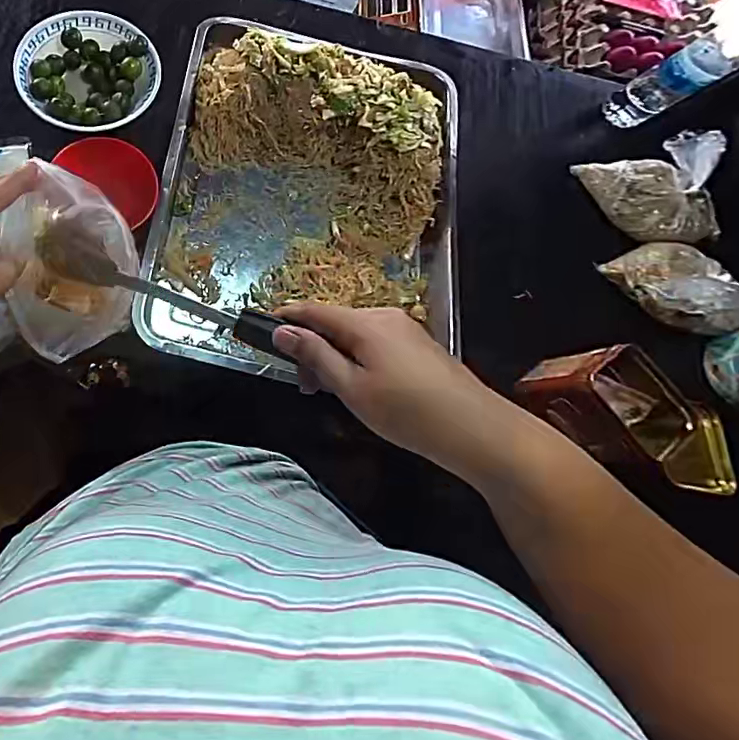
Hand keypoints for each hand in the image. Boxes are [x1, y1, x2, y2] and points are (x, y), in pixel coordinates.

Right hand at [272, 303, 532, 481]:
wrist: (477, 430)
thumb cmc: (406, 412)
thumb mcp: (351, 388)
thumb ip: (314, 355)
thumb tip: (282, 330)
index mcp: (364, 322)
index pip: (313, 310)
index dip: (286, 317)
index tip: (262, 329)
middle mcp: (384, 316)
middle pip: (334, 323)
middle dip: (311, 348)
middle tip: (302, 387)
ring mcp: (404, 328)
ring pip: (354, 335)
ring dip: (334, 357)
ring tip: (329, 392)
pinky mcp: (417, 345)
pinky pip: (374, 343)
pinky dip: (356, 359)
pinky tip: (360, 388)